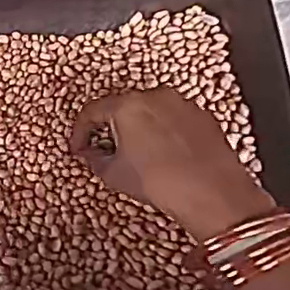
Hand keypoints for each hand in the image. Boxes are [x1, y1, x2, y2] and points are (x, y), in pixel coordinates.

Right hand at [69, 89, 273, 237]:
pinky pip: (171, 119)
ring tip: (133, 156)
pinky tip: (159, 156)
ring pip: (148, 111)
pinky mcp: (201, 116)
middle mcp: (156, 97)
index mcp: (128, 106)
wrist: (210, 192)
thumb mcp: (113, 174)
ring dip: (135, 129)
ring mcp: (182, 104)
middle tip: (101, 151)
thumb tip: (91, 155)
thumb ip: (94, 159)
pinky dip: (159, 132)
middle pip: (121, 107)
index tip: (78, 147)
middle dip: (108, 128)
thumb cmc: (162, 180)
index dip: (79, 132)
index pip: (92, 111)